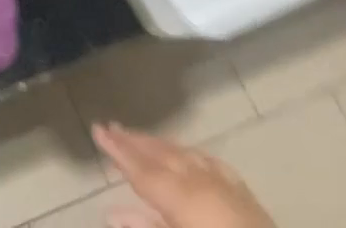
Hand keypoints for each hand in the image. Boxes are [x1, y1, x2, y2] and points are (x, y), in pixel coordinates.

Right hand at [92, 122, 276, 227]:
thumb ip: (147, 227)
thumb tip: (112, 213)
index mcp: (183, 198)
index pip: (142, 169)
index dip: (118, 150)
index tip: (97, 128)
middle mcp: (204, 184)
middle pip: (164, 156)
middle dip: (136, 141)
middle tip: (111, 127)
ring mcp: (229, 188)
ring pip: (188, 156)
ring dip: (162, 145)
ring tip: (142, 138)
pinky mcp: (248, 198)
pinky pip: (214, 166)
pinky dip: (194, 156)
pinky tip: (191, 156)